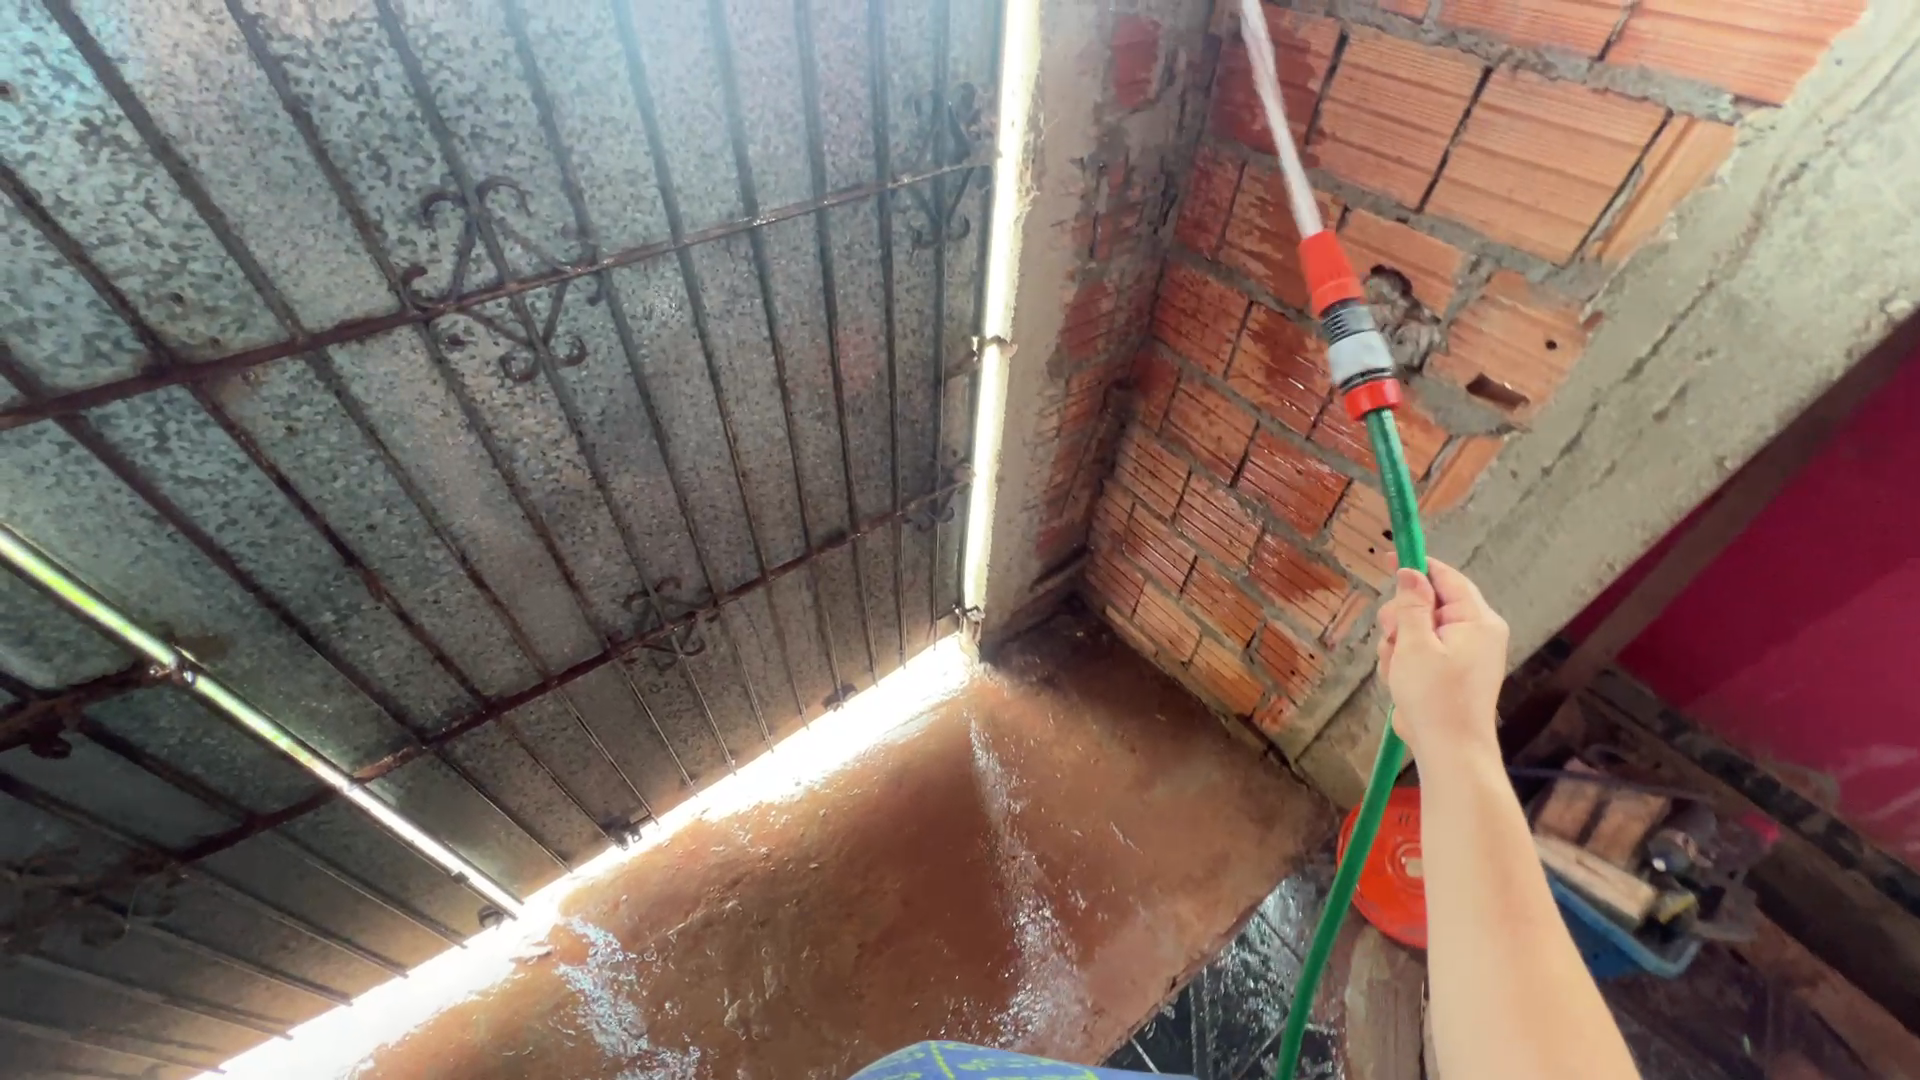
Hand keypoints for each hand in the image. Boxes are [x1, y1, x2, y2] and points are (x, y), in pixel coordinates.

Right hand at [1376, 559, 1507, 766]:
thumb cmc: (1435, 696)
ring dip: (1396, 646)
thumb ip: (1411, 605)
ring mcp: (1460, 653)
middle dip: (1400, 620)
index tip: (1388, 559)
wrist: (1448, 748)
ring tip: (1399, 670)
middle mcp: (1474, 633)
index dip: (1417, 567)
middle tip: (1393, 639)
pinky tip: (1401, 681)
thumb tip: (1409, 572)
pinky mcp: (1446, 670)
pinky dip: (1402, 662)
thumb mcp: (1415, 644)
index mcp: (1477, 621)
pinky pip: (1415, 651)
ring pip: (1413, 629)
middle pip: (1425, 604)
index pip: (1447, 578)